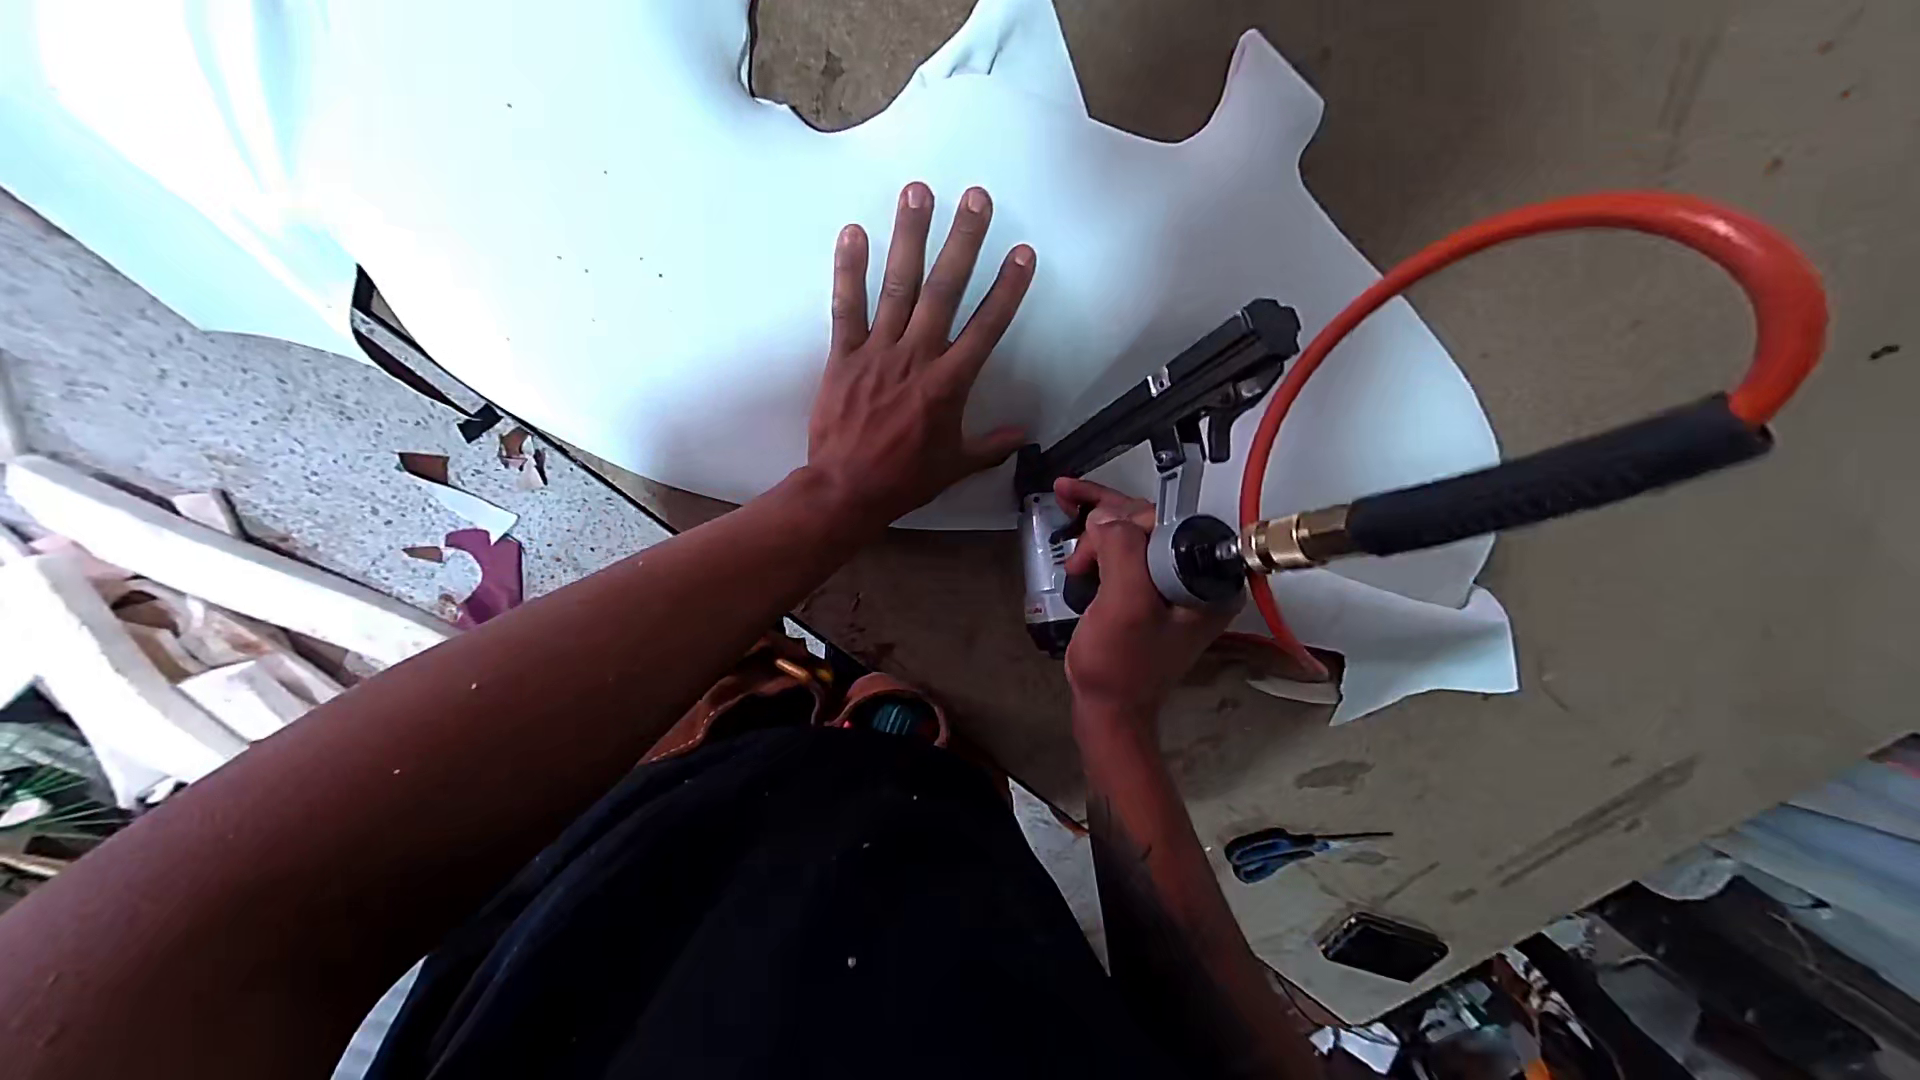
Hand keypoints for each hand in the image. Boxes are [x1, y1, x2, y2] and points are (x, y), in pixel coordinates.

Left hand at [805, 182, 1035, 529]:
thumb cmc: (904, 479)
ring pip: (898, 286)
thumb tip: (1021, 436)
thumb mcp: (955, 465)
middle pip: (945, 290)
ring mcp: (878, 352)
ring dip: (910, 237)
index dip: (1007, 288)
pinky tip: (854, 232)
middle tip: (976, 198)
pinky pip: (846, 307)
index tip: (1022, 254)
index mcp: (949, 383)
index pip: (987, 326)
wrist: (848, 489)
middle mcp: (917, 357)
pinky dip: (849, 270)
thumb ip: (990, 446)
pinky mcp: (844, 356)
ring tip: (917, 193)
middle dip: (963, 241)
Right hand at [1057, 478, 1239, 730]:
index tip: (1093, 536)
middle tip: (1078, 555)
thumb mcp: (1124, 607)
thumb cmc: (1118, 667)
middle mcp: (1197, 577)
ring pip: (1133, 532)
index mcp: (1209, 581)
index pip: (1170, 523)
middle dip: (1107, 528)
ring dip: (1097, 530)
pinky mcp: (1148, 589)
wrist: (1107, 707)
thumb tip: (1106, 517)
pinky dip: (1099, 541)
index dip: (1127, 523)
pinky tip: (1078, 540)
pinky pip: (1125, 550)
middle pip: (1149, 523)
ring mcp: (1171, 584)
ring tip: (1072, 544)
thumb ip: (1123, 553)